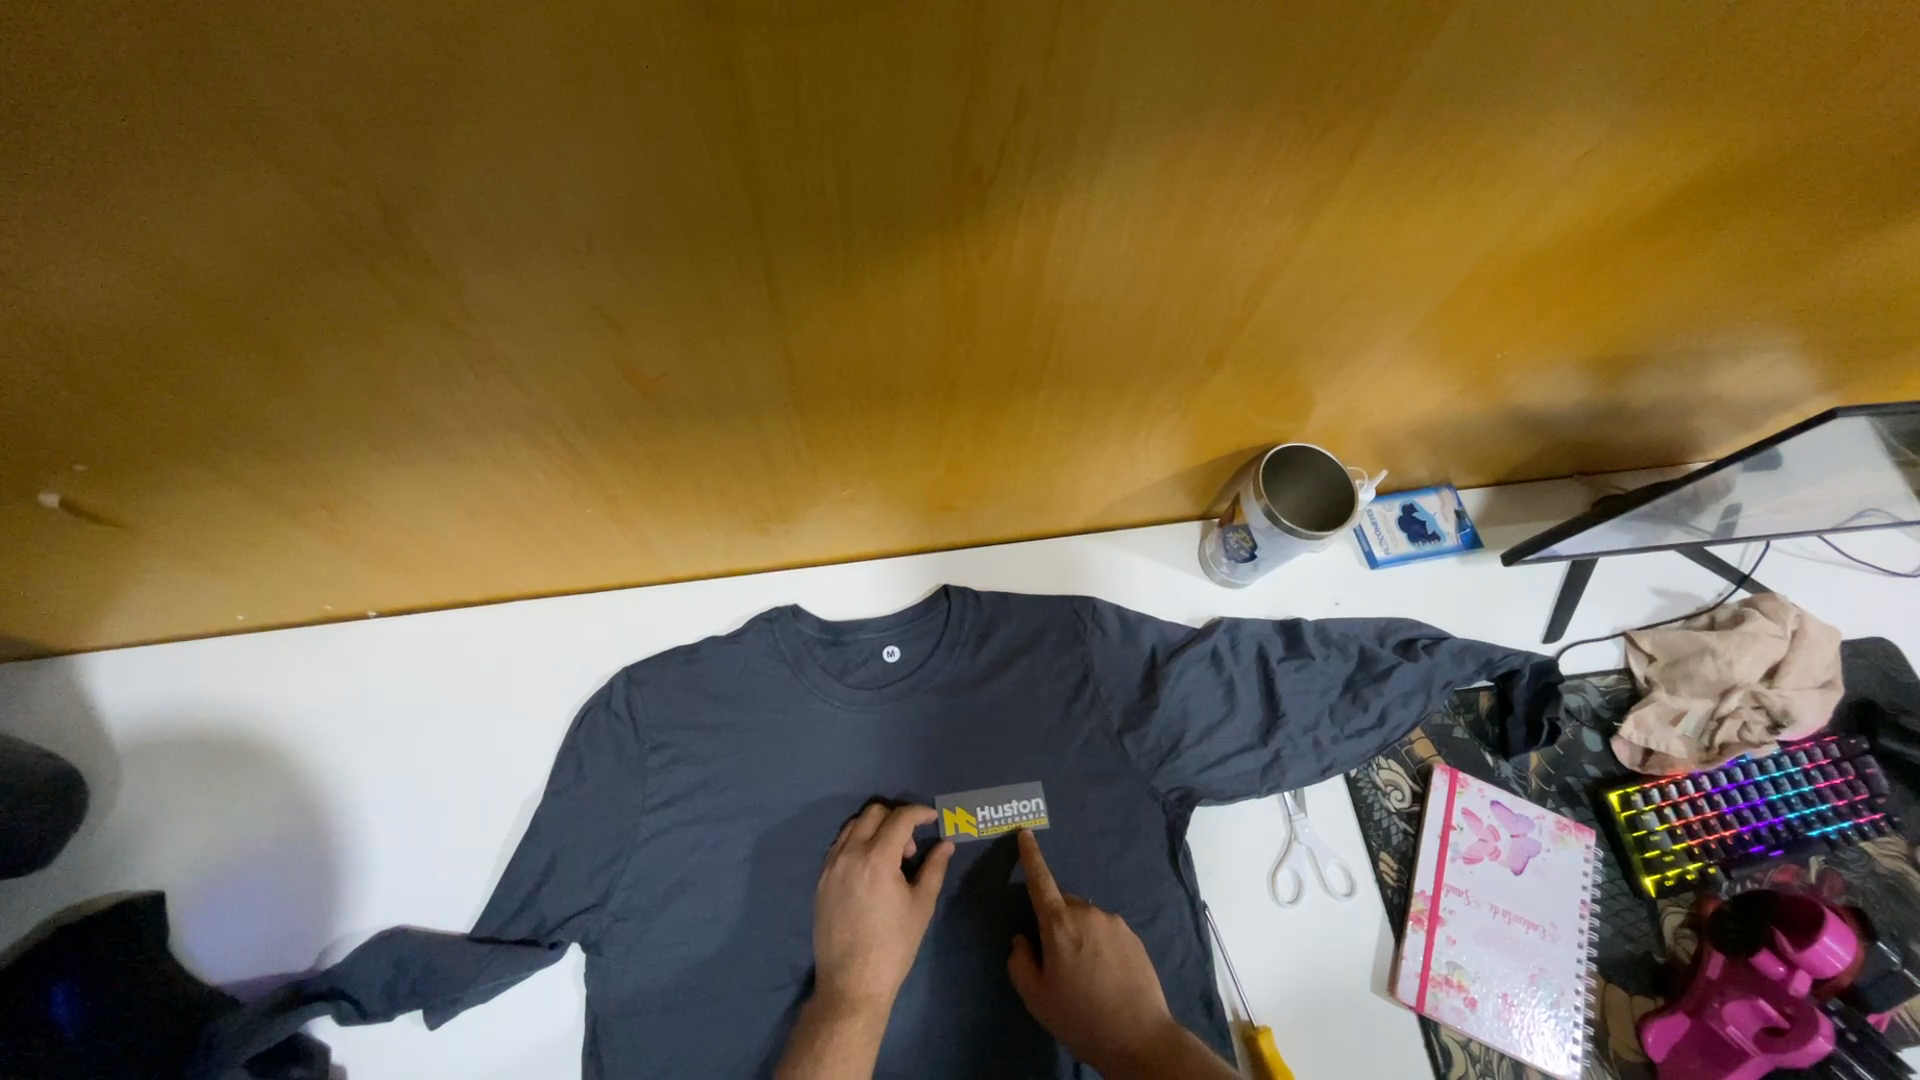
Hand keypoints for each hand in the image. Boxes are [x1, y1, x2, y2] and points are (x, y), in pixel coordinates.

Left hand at [811, 802, 954, 1011]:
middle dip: (897, 819)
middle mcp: (850, 854)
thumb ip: (934, 868)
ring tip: (890, 858)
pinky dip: (856, 842)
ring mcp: (831, 866)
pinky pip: (839, 845)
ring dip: (875, 828)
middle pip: (873, 813)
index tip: (932, 819)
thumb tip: (946, 844)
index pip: (900, 818)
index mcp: (877, 858)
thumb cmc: (894, 946)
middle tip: (911, 848)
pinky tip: (869, 867)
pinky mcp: (820, 880)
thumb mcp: (921, 906)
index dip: (920, 813)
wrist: (852, 983)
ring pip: (853, 825)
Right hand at [1008, 830, 1225, 1078]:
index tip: (1025, 834)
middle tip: (1057, 963)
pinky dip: (1100, 947)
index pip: (1040, 881)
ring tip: (1085, 977)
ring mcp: (1114, 923)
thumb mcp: (1036, 998)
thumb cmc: (1080, 1018)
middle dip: (1056, 924)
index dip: (1031, 856)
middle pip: (1063, 907)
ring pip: (1086, 921)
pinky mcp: (1134, 937)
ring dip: (1079, 937)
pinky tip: (1105, 978)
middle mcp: (1087, 913)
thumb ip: (1020, 962)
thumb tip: (1022, 939)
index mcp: (1059, 924)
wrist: (1139, 1040)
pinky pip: (1107, 933)